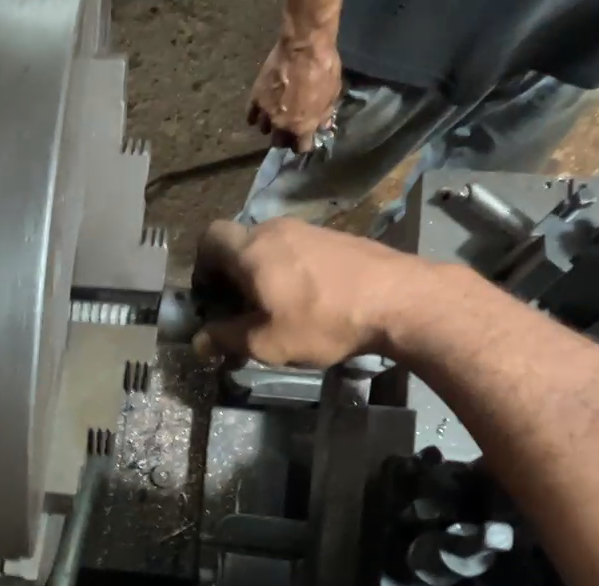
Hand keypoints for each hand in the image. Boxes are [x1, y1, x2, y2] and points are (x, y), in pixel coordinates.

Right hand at [191, 219, 422, 368]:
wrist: (399, 300)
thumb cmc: (322, 321)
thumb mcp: (266, 342)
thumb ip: (226, 339)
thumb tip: (199, 341)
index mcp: (251, 250)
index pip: (209, 238)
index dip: (200, 267)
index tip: (211, 297)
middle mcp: (275, 230)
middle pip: (239, 245)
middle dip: (231, 277)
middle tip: (239, 313)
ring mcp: (309, 230)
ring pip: (268, 249)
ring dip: (260, 277)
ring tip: (273, 312)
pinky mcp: (334, 239)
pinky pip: (295, 252)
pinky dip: (287, 273)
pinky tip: (305, 303)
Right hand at [249, 33, 342, 152]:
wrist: (304, 47)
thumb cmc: (324, 68)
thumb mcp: (333, 92)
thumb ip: (325, 113)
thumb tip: (322, 125)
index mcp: (303, 127)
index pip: (300, 148)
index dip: (303, 144)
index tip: (305, 138)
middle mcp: (282, 126)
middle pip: (279, 143)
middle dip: (284, 137)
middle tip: (289, 127)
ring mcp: (266, 114)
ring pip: (264, 130)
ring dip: (270, 125)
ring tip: (274, 115)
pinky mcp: (256, 100)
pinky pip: (251, 116)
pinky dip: (255, 115)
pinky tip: (261, 109)